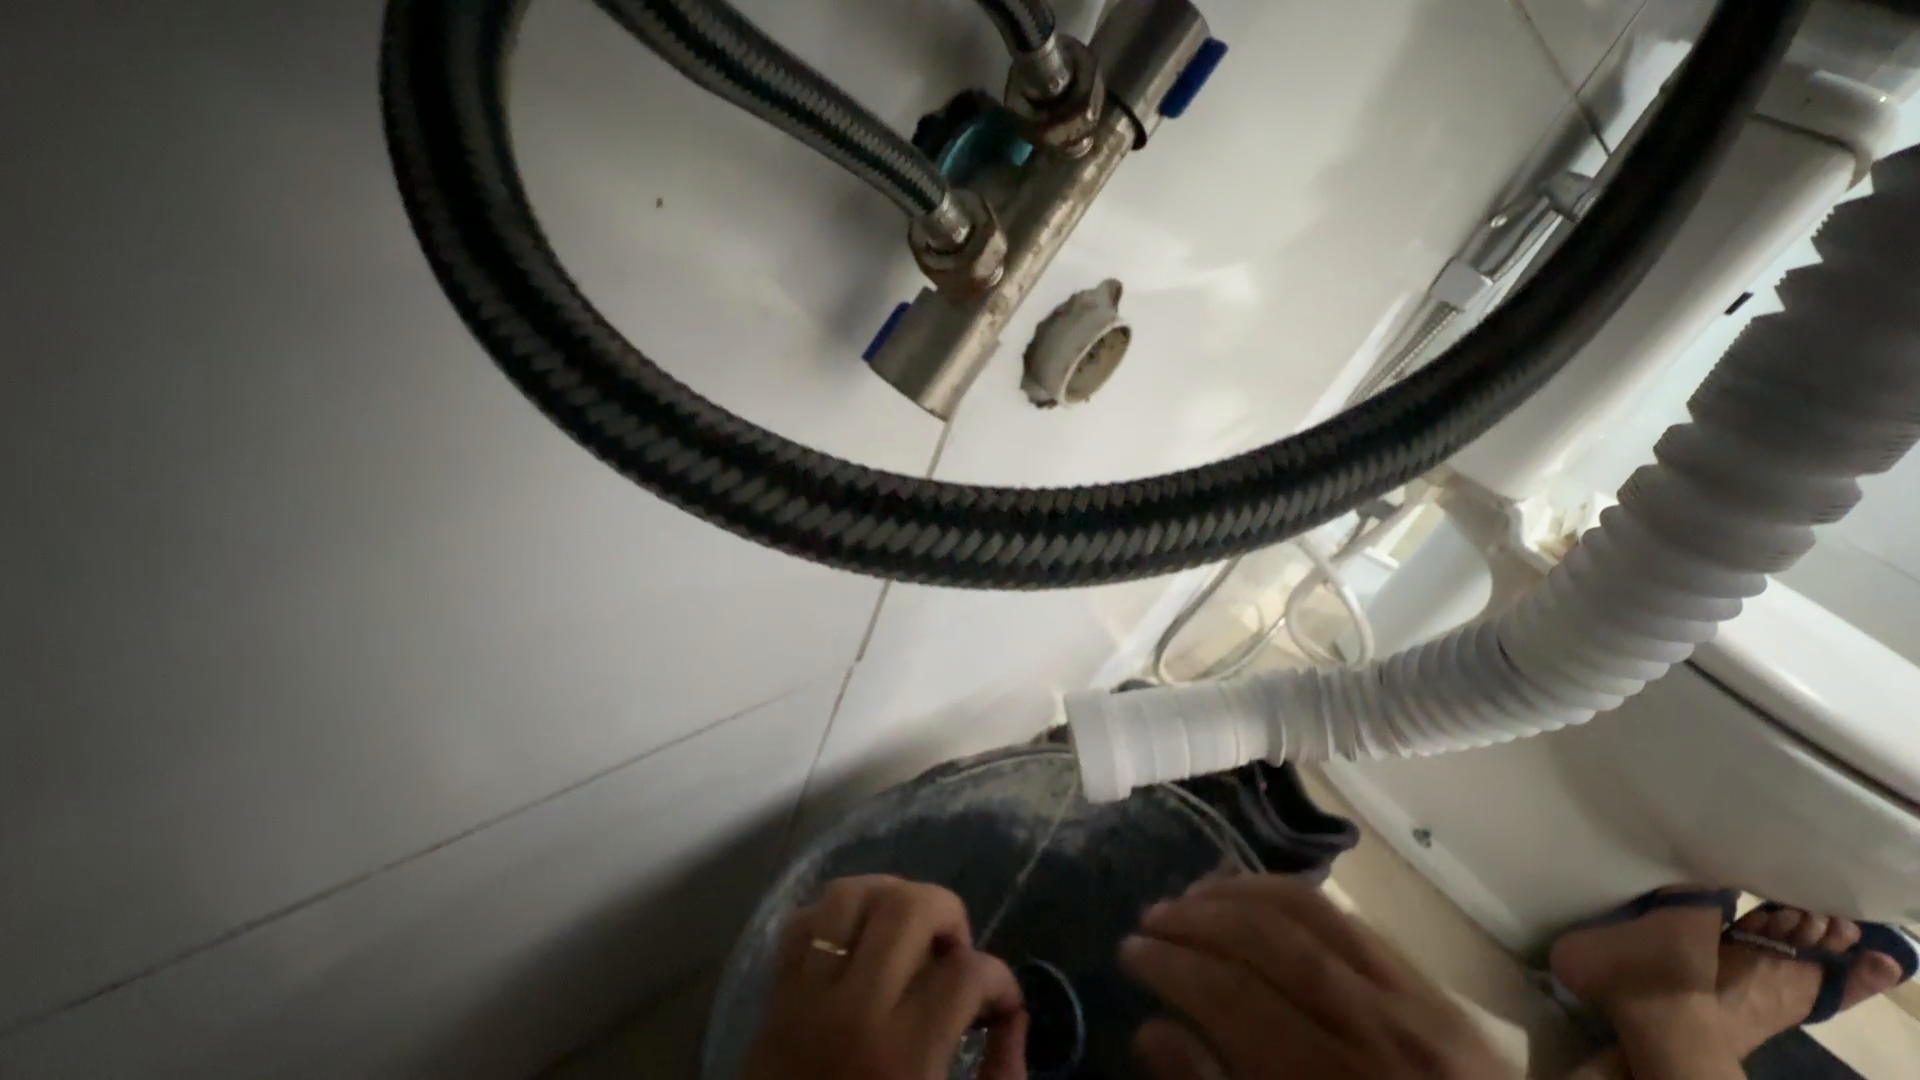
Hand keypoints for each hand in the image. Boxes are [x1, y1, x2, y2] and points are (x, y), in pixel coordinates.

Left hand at [741, 875, 1028, 1079]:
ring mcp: (806, 995)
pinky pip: (802, 921)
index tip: (1002, 1002)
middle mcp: (854, 1010)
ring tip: (908, 930)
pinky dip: (834, 915)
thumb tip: (1015, 1018)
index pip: (966, 973)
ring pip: (848, 895)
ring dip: (890, 896)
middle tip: (954, 950)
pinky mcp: (775, 995)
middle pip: (907, 908)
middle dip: (947, 911)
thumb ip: (999, 1079)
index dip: (1001, 979)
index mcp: (903, 1055)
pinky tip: (859, 939)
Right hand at [1120, 875, 1515, 1078]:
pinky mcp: (1438, 993)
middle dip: (1198, 921)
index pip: (1237, 999)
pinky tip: (1253, 896)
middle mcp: (1385, 1036)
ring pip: (1314, 914)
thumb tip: (1151, 1030)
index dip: (1173, 966)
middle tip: (1150, 918)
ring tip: (1190, 897)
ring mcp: (1421, 1007)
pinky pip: (1352, 920)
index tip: (1129, 951)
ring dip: (1240, 893)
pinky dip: (1291, 896)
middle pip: (1273, 943)